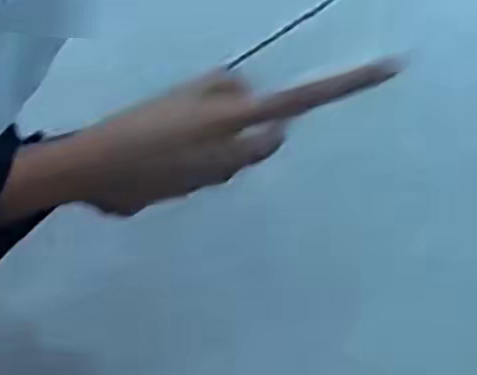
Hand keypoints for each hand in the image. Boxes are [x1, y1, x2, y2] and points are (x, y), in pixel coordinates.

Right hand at [67, 59, 402, 215]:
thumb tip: (240, 100)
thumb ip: (224, 90)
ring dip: (213, 156)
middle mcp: (220, 162)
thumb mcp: (186, 91)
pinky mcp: (157, 203)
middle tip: (237, 123)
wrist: (83, 169)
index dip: (346, 85)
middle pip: (262, 148)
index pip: (299, 101)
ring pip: (220, 170)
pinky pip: (176, 186)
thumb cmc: (135, 123)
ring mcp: (189, 188)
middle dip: (260, 136)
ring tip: (172, 146)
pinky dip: (168, 174)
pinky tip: (137, 167)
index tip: (393, 69)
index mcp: (229, 126)